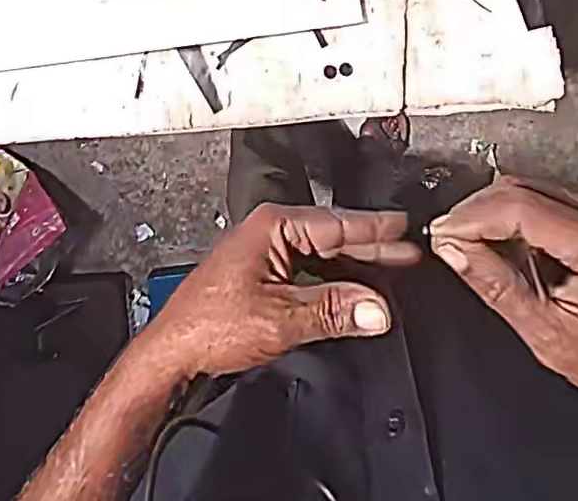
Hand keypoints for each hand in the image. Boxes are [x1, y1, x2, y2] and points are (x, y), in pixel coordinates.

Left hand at [144, 204, 422, 378]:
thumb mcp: (281, 318)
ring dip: (353, 265)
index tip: (404, 228)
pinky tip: (351, 290)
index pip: (337, 223)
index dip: (374, 228)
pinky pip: (307, 267)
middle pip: (331, 235)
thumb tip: (376, 308)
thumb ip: (334, 310)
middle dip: (370, 246)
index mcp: (272, 225)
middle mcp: (269, 230)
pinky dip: (332, 278)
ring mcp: (264, 249)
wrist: (170, 354)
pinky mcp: (262, 270)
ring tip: (388, 270)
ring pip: (321, 253)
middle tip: (407, 251)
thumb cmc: (207, 326)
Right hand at [428, 178, 577, 424]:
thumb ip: (496, 285)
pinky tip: (501, 241)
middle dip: (476, 211)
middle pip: (520, 189)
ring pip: (527, 187)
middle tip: (449, 239)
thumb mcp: (548, 335)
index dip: (473, 217)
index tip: (444, 232)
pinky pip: (541, 196)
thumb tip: (454, 249)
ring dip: (491, 212)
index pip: (520, 208)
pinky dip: (512, 215)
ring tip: (471, 244)